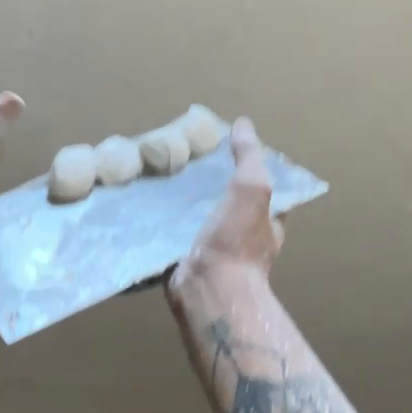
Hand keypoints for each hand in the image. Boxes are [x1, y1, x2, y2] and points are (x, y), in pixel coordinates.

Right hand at [169, 117, 284, 298]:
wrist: (208, 289)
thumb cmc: (237, 241)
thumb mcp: (252, 189)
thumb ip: (248, 157)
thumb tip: (243, 123)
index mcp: (266, 223)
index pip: (262, 188)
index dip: (246, 168)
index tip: (223, 149)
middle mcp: (242, 236)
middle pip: (227, 201)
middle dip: (209, 184)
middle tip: (184, 159)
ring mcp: (214, 249)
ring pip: (198, 216)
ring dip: (182, 202)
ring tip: (159, 175)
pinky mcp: (185, 257)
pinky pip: (174, 232)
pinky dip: (163, 220)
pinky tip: (145, 202)